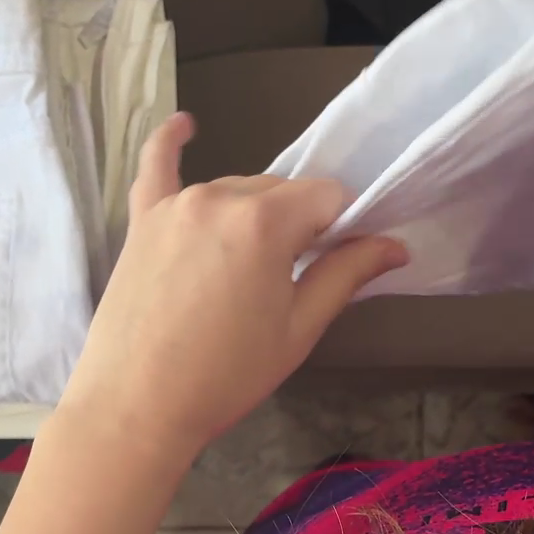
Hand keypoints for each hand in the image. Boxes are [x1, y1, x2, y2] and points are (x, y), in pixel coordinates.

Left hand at [56, 113, 409, 456]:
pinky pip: (157, 166)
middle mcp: (219, 196)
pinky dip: (173, 144)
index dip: (341, 226)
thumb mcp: (298, 331)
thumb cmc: (226, 377)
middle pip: (282, 191)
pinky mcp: (142, 220)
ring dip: (254, 217)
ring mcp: (174, 204)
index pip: (327, 196)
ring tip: (244, 274)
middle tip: (286, 284)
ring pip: (236, 189)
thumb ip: (345, 276)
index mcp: (265, 222)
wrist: (137, 407)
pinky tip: (185, 126)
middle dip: (298, 225)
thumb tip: (395, 246)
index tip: (336, 261)